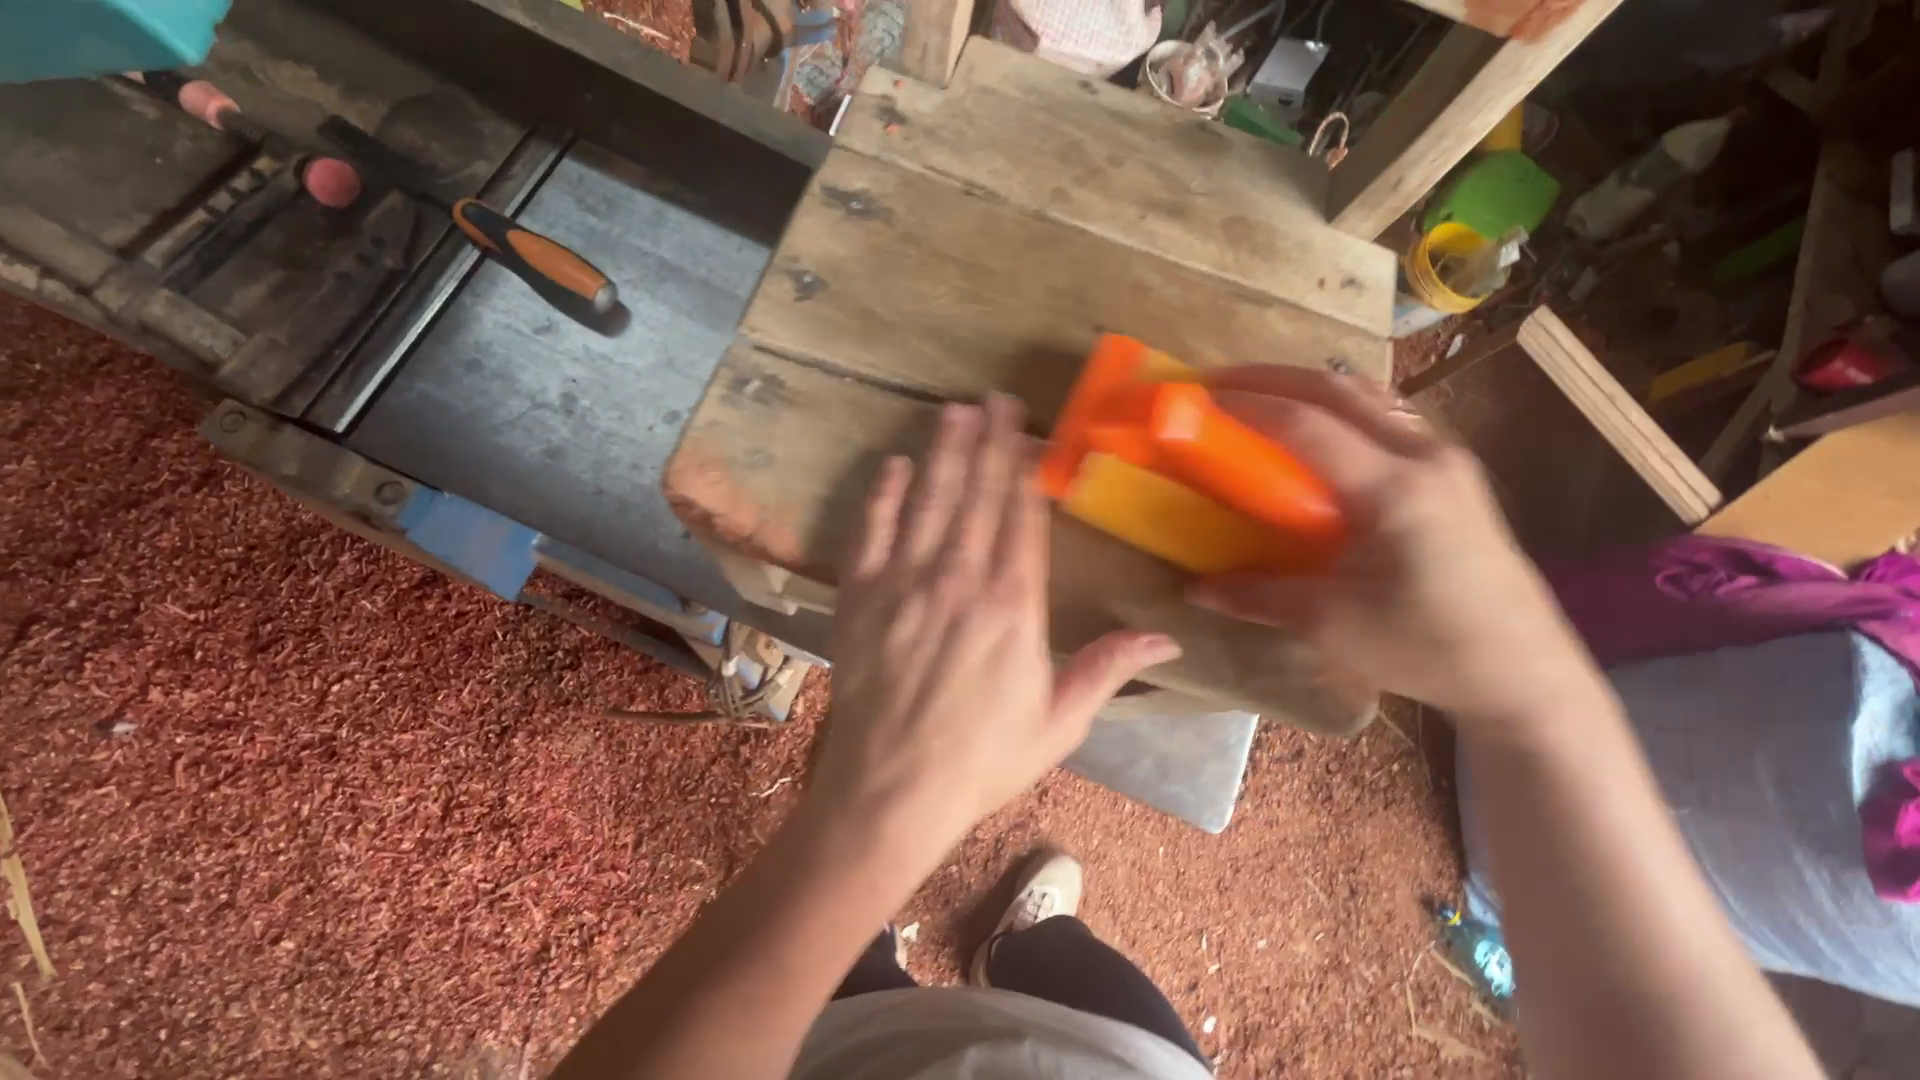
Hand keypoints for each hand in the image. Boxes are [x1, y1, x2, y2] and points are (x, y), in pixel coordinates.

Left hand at [806, 395, 1181, 859]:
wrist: (892, 789)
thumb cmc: (982, 760)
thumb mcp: (1059, 722)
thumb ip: (1106, 669)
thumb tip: (1168, 638)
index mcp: (1013, 606)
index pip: (1021, 519)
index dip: (1025, 471)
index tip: (1030, 434)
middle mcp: (961, 580)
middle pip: (978, 496)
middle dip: (990, 443)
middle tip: (996, 398)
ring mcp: (905, 584)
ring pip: (929, 501)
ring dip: (944, 452)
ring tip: (955, 410)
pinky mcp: (860, 598)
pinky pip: (872, 532)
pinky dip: (883, 496)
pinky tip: (895, 465)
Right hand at [1190, 367, 1604, 735]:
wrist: (1524, 672)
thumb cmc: (1428, 648)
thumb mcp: (1332, 625)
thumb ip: (1259, 597)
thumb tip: (1198, 590)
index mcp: (1395, 489)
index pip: (1309, 424)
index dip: (1248, 405)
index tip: (1198, 399)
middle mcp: (1426, 457)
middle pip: (1340, 389)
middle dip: (1273, 379)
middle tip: (1218, 382)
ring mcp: (1447, 460)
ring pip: (1370, 396)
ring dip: (1310, 387)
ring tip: (1261, 396)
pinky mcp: (1454, 474)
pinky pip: (1388, 418)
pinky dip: (1341, 408)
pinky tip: (1318, 432)